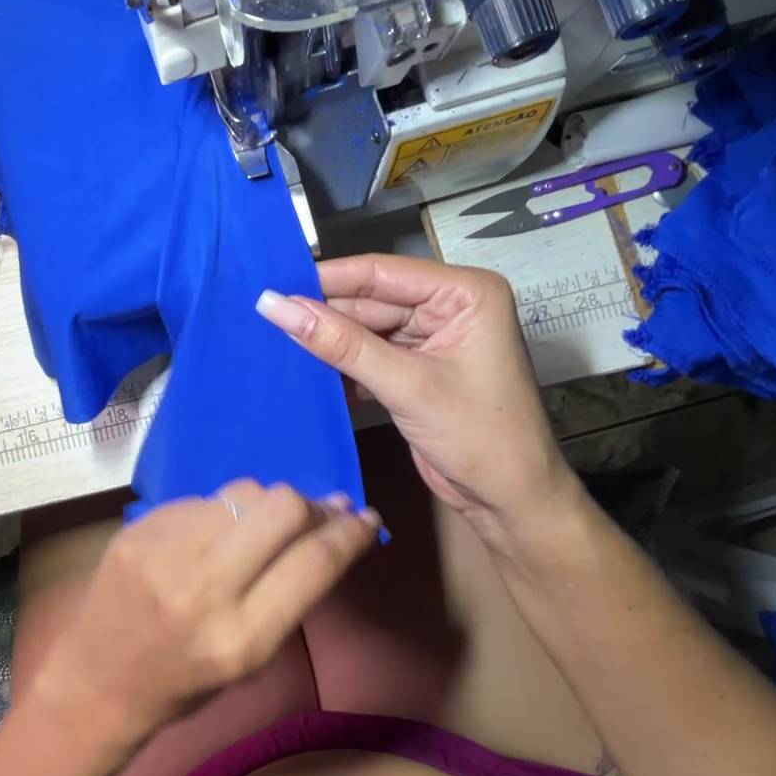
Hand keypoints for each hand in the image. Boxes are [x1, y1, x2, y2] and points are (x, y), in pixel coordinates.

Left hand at [29, 481, 378, 746]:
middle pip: (280, 506)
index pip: (313, 562)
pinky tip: (211, 535)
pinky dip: (218, 512)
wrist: (96, 681)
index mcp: (240, 638)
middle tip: (313, 514)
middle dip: (308, 505)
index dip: (350, 533)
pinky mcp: (138, 529)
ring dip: (263, 505)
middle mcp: (204, 587)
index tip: (366, 518)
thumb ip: (286, 595)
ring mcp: (164, 551)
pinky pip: (200, 499)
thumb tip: (328, 528)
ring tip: (258, 527)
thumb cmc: (183, 683)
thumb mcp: (249, 660)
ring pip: (242, 492)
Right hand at [255, 254, 575, 528]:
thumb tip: (275, 307)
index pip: (381, 273)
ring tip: (272, 341)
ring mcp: (431, 337)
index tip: (272, 285)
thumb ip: (340, 344)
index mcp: (464, 293)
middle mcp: (448, 306)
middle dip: (322, 312)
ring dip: (326, 339)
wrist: (511, 502)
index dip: (325, 280)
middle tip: (263, 318)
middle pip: (369, 299)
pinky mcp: (415, 367)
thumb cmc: (479, 437)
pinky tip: (304, 368)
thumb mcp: (406, 385)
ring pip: (363, 327)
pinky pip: (367, 353)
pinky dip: (340, 362)